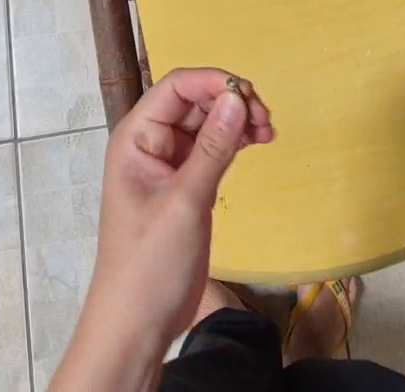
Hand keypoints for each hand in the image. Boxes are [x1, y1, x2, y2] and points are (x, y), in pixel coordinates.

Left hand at [50, 68, 275, 391]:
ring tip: (268, 132)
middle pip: (195, 101)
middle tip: (265, 119)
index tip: (249, 93)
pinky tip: (259, 142)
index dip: (212, 81)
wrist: (138, 324)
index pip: (176, 87)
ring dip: (238, 120)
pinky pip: (214, 147)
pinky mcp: (188, 183)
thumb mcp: (185, 202)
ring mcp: (170, 162)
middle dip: (231, 102)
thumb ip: (212, 148)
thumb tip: (237, 98)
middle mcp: (152, 142)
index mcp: (137, 137)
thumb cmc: (149, 262)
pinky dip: (237, 141)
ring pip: (208, 122)